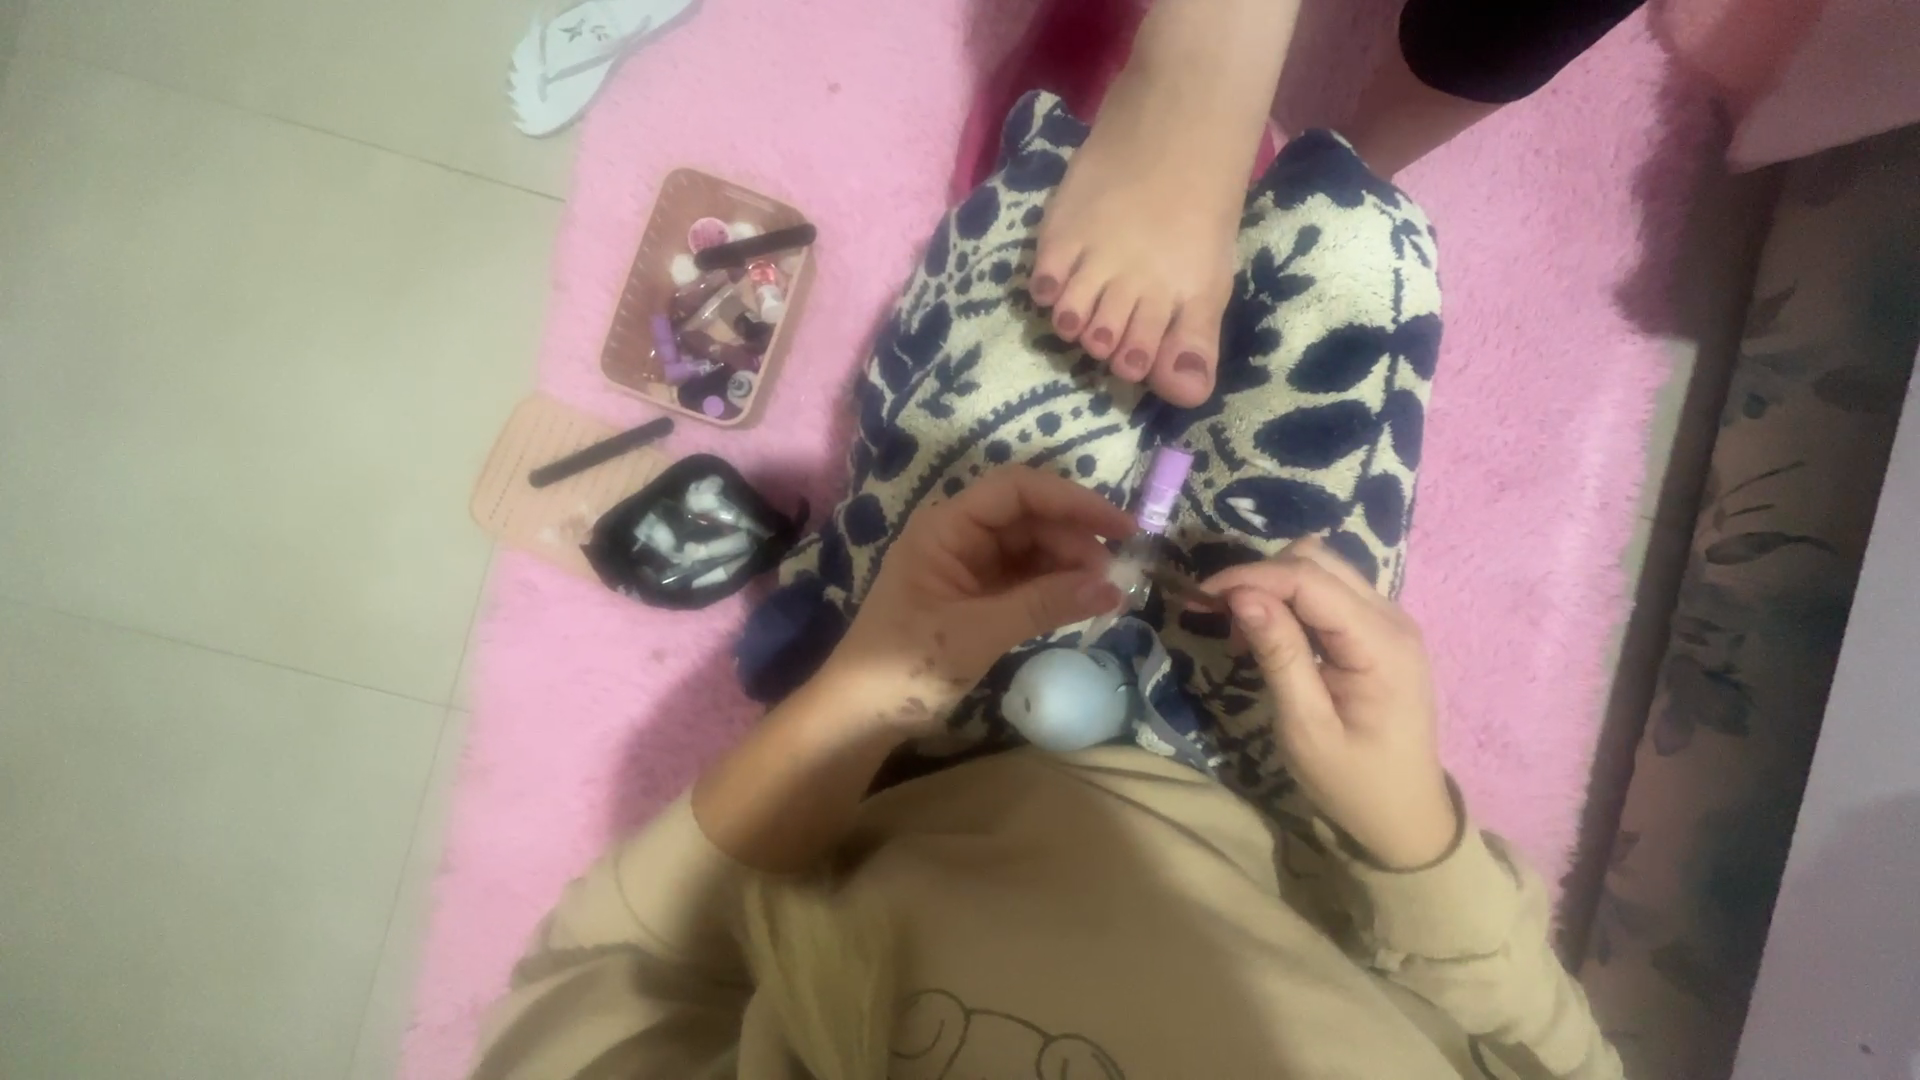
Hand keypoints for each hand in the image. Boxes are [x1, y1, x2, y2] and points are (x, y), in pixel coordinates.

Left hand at [820, 466, 1133, 734]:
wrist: (861, 714)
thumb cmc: (904, 665)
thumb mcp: (976, 634)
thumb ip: (1043, 605)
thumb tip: (1113, 587)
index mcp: (945, 527)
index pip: (1016, 490)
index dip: (1072, 500)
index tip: (1120, 528)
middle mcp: (958, 536)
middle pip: (1029, 517)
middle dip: (1074, 539)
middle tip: (1114, 577)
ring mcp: (967, 566)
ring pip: (1031, 547)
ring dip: (1069, 564)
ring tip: (1104, 593)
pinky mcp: (976, 595)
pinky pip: (1025, 577)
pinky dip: (1054, 587)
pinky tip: (1081, 602)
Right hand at [1201, 537, 1456, 868]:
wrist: (1406, 817)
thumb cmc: (1352, 781)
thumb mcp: (1305, 726)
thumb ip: (1279, 655)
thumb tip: (1242, 596)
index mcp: (1380, 643)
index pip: (1308, 578)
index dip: (1251, 577)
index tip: (1202, 597)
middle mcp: (1392, 617)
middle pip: (1316, 559)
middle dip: (1259, 575)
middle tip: (1218, 612)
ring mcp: (1389, 620)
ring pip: (1321, 567)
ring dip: (1272, 584)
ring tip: (1241, 626)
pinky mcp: (1378, 630)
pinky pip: (1328, 590)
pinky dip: (1289, 597)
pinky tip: (1269, 630)